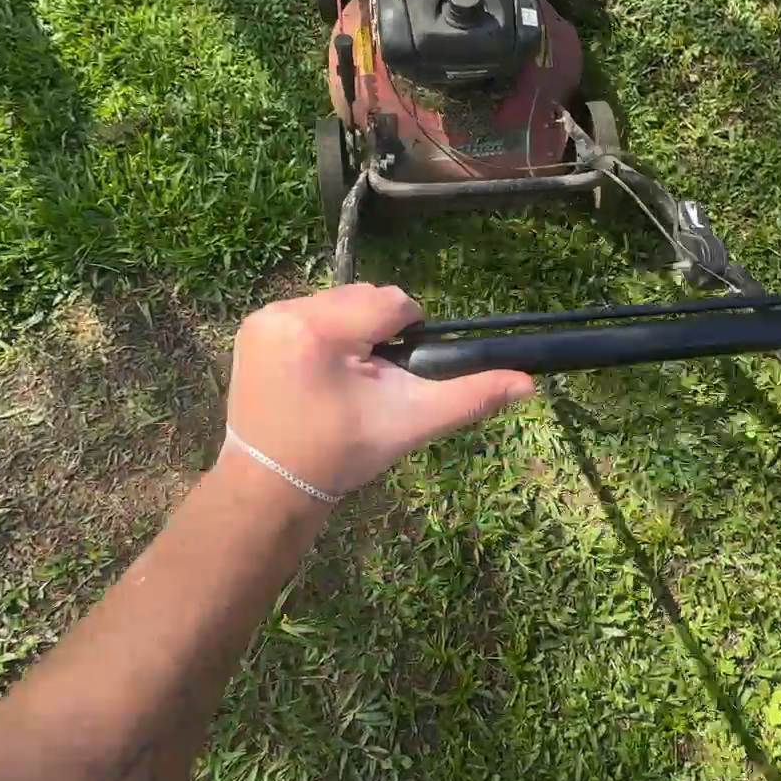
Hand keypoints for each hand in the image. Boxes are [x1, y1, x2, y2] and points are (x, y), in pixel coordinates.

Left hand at [221, 284, 535, 498]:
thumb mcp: (410, 422)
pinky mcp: (252, 326)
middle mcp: (285, 313)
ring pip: (337, 299)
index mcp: (320, 331)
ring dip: (352, 328)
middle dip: (377, 331)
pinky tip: (319, 371)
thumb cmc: (343, 454)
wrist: (270, 485)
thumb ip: (469, 397)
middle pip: (363, 296)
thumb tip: (528, 383)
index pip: (391, 301)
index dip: (406, 333)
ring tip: (345, 377)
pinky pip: (308, 310)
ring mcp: (263, 318)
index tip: (392, 374)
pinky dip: (324, 332)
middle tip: (368, 381)